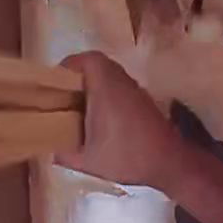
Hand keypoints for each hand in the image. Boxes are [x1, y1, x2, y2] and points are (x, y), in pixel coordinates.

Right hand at [56, 52, 193, 190]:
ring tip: (80, 105)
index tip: (57, 79)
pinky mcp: (145, 102)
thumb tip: (52, 152)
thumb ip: (65, 155)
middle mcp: (122, 84)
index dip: (71, 64)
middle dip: (80, 75)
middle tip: (65, 92)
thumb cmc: (128, 157)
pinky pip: (122, 87)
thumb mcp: (89, 162)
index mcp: (106, 90)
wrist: (170, 163)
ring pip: (112, 75)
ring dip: (95, 84)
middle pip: (99, 64)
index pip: (89, 60)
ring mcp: (136, 91)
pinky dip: (109, 94)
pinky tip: (101, 118)